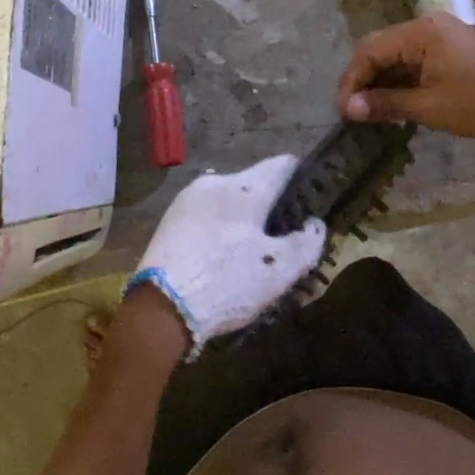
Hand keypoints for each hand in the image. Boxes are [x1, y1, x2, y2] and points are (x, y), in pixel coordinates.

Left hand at [126, 156, 325, 358]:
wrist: (160, 308)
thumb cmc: (226, 283)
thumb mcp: (280, 270)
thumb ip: (306, 242)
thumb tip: (314, 224)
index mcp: (244, 187)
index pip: (282, 166)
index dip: (302, 178)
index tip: (313, 198)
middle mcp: (214, 183)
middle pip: (253, 184)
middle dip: (271, 206)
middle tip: (285, 235)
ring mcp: (186, 200)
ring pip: (227, 201)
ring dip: (244, 219)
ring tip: (254, 250)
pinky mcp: (169, 220)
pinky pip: (206, 216)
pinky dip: (221, 228)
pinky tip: (223, 256)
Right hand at [334, 12, 474, 139]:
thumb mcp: (429, 107)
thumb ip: (385, 104)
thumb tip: (348, 108)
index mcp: (421, 32)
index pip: (370, 50)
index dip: (351, 80)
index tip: (343, 111)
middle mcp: (428, 25)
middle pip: (380, 49)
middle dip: (363, 80)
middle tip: (352, 112)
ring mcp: (441, 35)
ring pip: (396, 56)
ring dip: (381, 82)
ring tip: (369, 112)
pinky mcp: (451, 49)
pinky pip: (414, 61)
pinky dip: (400, 81)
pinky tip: (394, 103)